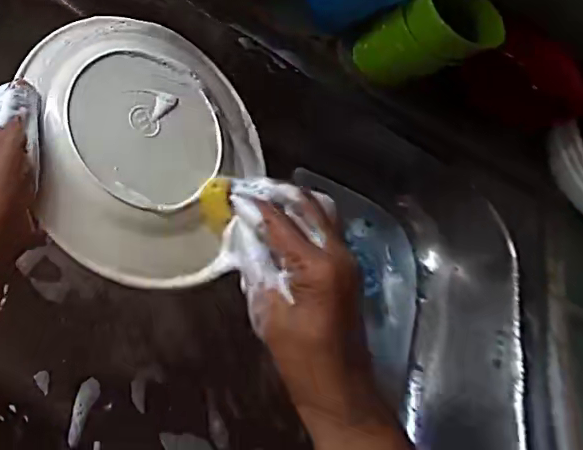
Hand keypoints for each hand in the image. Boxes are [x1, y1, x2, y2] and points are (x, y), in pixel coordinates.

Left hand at [0, 84, 38, 263]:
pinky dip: (44, 191)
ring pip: (27, 163)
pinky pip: (34, 190)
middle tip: (51, 135)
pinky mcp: (12, 206)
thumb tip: (21, 89)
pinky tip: (53, 189)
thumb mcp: (10, 133)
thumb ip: (17, 109)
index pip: (1, 108)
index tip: (40, 105)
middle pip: (17, 136)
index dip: (22, 106)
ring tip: (53, 163)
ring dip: (41, 165)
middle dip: (35, 138)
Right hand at [250, 197, 410, 449]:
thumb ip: (257, 269)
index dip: (254, 206)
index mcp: (317, 266)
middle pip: (306, 204)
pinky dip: (305, 215)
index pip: (280, 221)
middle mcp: (338, 253)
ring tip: (265, 199)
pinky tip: (284, 221)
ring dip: (292, 200)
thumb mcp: (269, 315)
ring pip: (320, 209)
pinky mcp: (348, 266)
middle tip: (249, 189)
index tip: (234, 194)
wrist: (341, 394)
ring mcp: (347, 258)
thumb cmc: (302, 362)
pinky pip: (326, 225)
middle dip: (276, 193)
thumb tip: (244, 237)